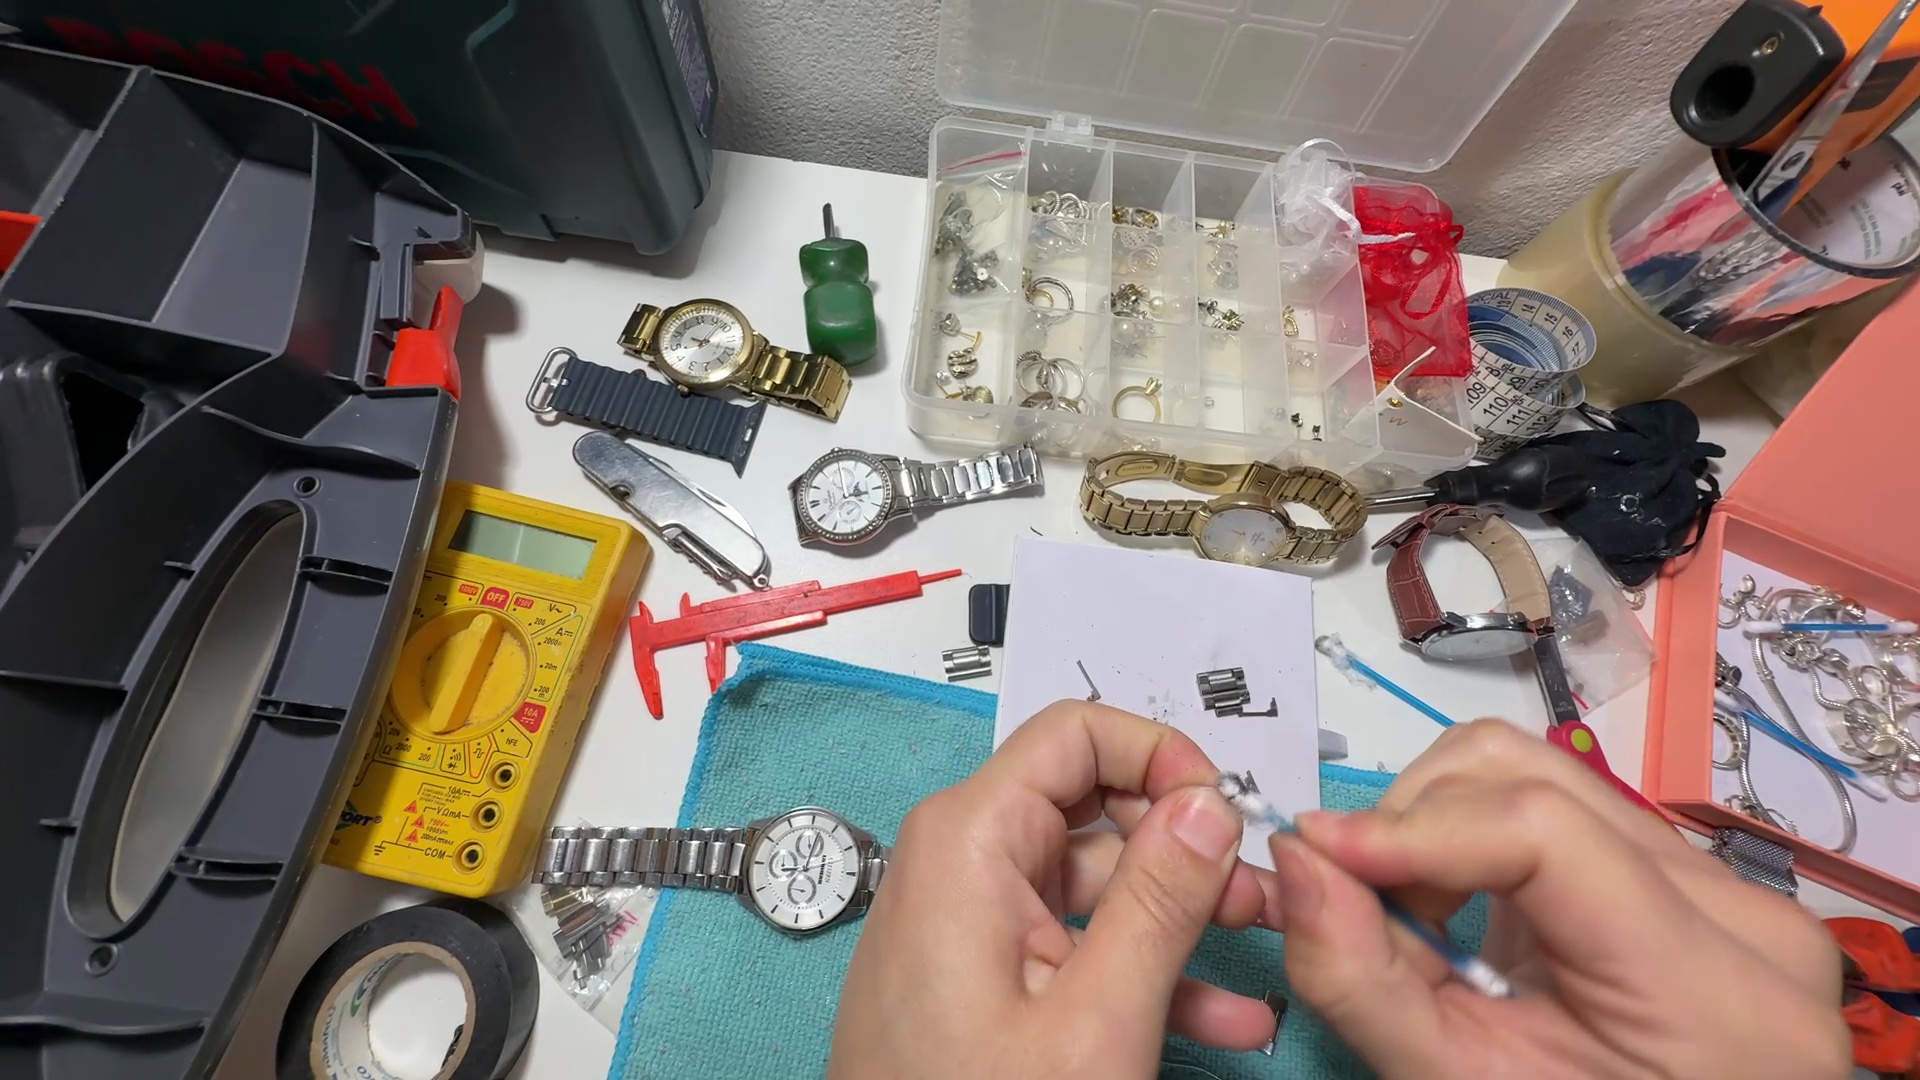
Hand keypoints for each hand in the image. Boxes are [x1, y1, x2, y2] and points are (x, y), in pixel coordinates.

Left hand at [829, 702, 1280, 1077]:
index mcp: (971, 833)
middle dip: (1178, 836)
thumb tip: (1208, 804)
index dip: (1157, 754)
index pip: (1074, 734)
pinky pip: (1072, 927)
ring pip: (1092, 868)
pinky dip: (1139, 954)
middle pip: (1089, 796)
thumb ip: (1157, 902)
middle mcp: (965, 850)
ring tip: (1256, 939)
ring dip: (1175, 902)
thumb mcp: (1092, 1020)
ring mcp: (974, 904)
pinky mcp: (985, 955)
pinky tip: (1218, 1008)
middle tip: (1253, 888)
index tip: (1224, 809)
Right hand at [1273, 718, 1850, 1078]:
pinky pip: (1527, 782)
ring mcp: (1700, 870)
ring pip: (1513, 761)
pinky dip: (1450, 818)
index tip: (1317, 852)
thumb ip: (1355, 975)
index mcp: (1708, 989)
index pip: (1539, 831)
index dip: (1411, 828)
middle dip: (1407, 824)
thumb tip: (1292, 849)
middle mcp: (1728, 902)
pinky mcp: (1658, 854)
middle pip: (1516, 773)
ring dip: (1422, 814)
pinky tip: (1453, 891)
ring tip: (1414, 901)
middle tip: (1374, 906)